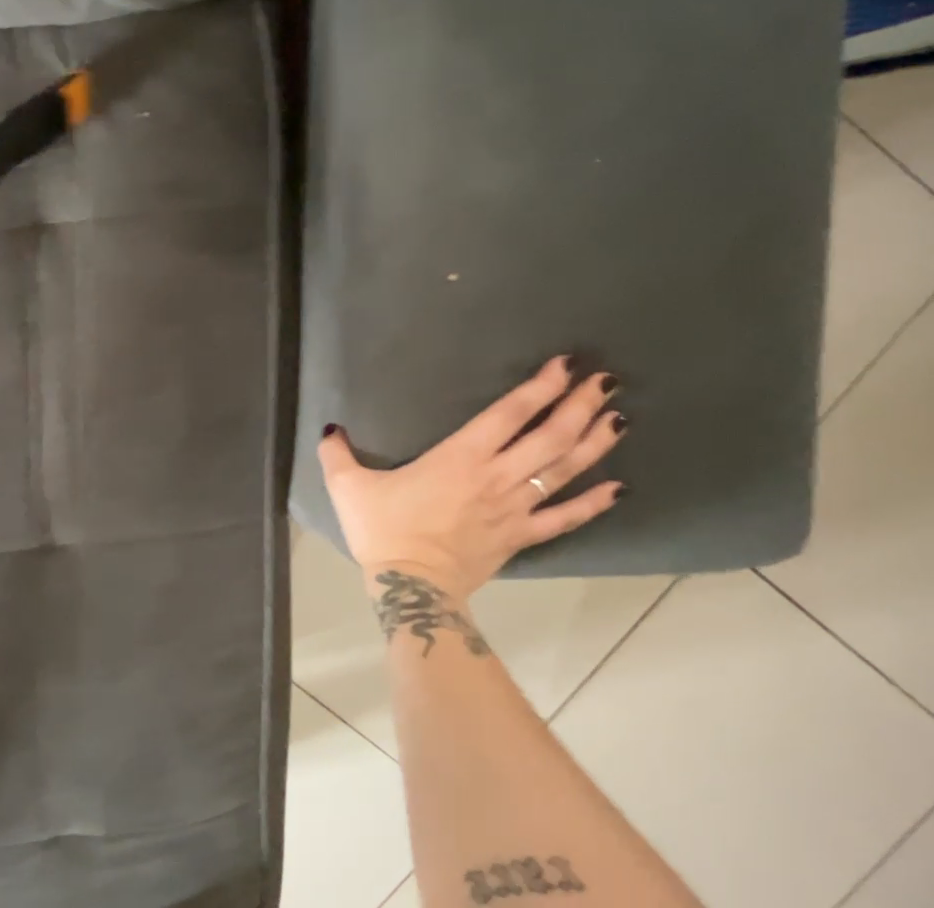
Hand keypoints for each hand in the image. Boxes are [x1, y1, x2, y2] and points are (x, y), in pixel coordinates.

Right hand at [316, 355, 628, 603]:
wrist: (410, 584)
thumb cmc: (381, 529)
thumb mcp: (347, 486)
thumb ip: (338, 454)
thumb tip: (330, 430)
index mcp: (459, 458)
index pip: (508, 414)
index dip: (538, 387)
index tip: (564, 365)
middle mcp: (496, 476)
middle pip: (549, 435)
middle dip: (580, 405)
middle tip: (606, 381)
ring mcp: (514, 508)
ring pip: (564, 469)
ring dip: (593, 441)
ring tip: (617, 417)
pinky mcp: (520, 536)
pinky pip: (565, 518)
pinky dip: (594, 503)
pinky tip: (619, 488)